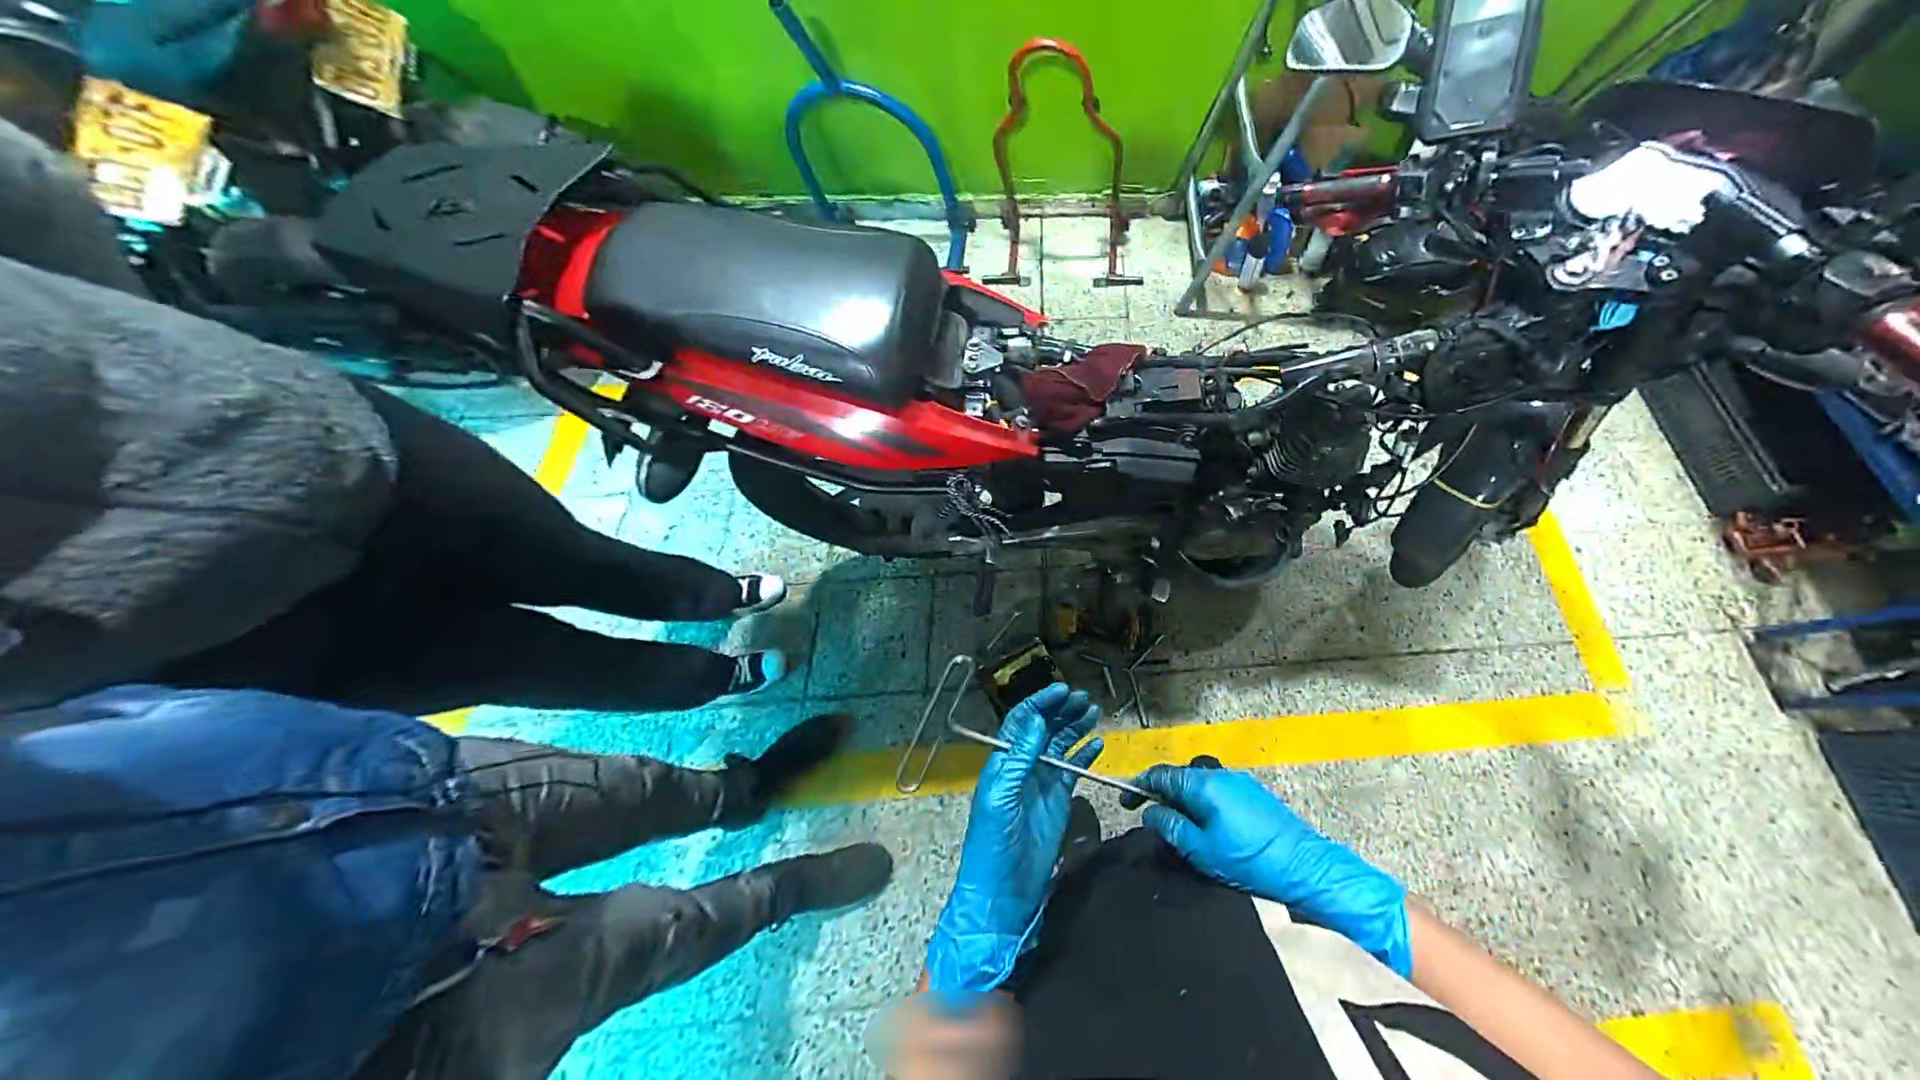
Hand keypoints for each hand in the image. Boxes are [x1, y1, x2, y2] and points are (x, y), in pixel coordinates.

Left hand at [926, 684, 1102, 995]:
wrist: (1003, 892)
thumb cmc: (994, 844)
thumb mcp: (1002, 797)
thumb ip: (1020, 758)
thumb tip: (1036, 718)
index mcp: (1003, 762)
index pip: (1022, 722)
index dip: (1040, 704)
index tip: (1062, 690)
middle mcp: (1022, 767)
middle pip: (1043, 729)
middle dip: (1061, 710)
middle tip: (1083, 698)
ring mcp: (1041, 784)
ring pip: (1059, 745)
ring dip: (1074, 727)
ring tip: (1092, 710)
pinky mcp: (1058, 802)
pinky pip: (1072, 770)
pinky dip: (1084, 755)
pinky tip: (1097, 743)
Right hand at [1136, 764, 1411, 976]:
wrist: (1307, 868)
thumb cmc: (1249, 861)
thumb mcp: (1200, 849)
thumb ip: (1169, 826)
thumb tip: (1150, 812)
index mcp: (1203, 784)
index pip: (1160, 775)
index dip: (1138, 786)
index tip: (1125, 801)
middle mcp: (1219, 775)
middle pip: (1178, 777)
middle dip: (1160, 795)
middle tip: (1152, 819)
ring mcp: (1239, 782)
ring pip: (1197, 785)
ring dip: (1182, 801)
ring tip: (1178, 828)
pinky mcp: (1253, 795)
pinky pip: (1216, 792)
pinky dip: (1201, 804)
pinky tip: (1205, 828)